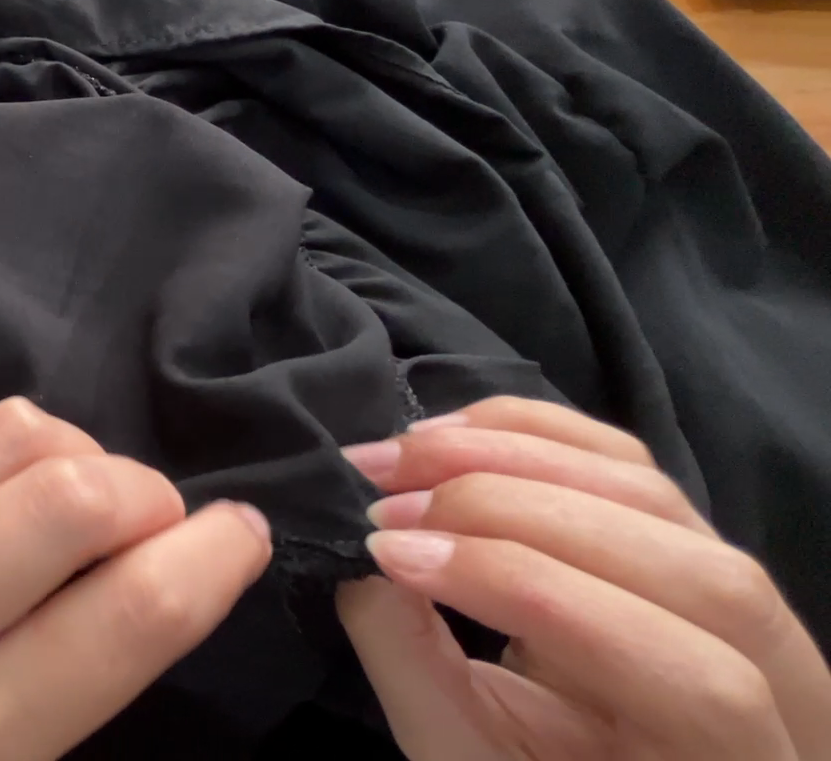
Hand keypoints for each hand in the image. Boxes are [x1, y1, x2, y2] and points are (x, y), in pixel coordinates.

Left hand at [0, 397, 271, 760]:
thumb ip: (83, 664)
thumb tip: (169, 558)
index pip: (124, 618)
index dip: (211, 559)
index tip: (244, 532)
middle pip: (68, 501)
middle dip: (146, 492)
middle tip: (155, 519)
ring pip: (15, 436)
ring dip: (84, 451)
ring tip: (86, 495)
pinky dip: (24, 446)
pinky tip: (21, 486)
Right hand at [337, 396, 830, 759]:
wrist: (575, 754)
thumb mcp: (459, 747)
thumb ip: (412, 661)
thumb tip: (364, 558)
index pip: (683, 669)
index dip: (526, 589)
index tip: (388, 554)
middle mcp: (792, 682)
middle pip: (687, 564)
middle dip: (507, 509)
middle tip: (382, 502)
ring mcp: (748, 592)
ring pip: (650, 490)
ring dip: (502, 452)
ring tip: (396, 457)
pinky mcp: (680, 529)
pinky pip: (620, 452)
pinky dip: (523, 424)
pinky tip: (442, 431)